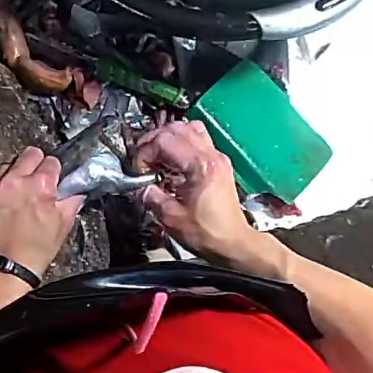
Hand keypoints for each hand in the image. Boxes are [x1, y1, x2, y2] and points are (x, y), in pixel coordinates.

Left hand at [0, 147, 84, 279]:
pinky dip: (1, 184)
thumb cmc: (33, 250)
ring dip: (17, 171)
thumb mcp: (62, 225)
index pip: (51, 161)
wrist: (5, 267)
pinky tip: (6, 199)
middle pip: (30, 153)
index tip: (54, 179)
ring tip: (20, 189)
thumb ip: (71, 201)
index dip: (55, 172)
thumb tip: (75, 191)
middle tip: (38, 179)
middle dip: (37, 163)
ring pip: (9, 162)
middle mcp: (16, 180)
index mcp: (40, 185)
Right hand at [133, 121, 281, 273]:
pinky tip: (173, 163)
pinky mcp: (220, 165)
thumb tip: (142, 187)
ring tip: (157, 156)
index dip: (145, 152)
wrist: (233, 243)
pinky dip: (183, 145)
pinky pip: (199, 141)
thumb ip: (153, 198)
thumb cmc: (209, 234)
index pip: (164, 140)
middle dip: (153, 140)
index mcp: (200, 166)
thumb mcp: (171, 218)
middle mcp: (212, 156)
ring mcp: (218, 158)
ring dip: (169, 138)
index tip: (138, 168)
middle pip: (176, 129)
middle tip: (142, 159)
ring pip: (190, 129)